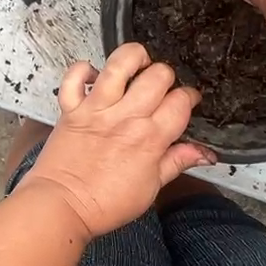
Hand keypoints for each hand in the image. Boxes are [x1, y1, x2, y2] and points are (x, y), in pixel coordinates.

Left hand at [18, 42, 215, 237]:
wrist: (62, 207)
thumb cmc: (103, 204)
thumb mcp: (151, 188)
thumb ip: (177, 163)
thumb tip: (204, 154)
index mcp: (150, 139)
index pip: (181, 103)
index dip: (189, 98)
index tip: (187, 102)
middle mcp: (125, 118)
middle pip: (158, 75)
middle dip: (166, 77)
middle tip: (161, 89)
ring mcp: (97, 110)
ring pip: (121, 63)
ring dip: (134, 58)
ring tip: (137, 66)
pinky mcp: (71, 108)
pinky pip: (75, 75)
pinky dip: (84, 69)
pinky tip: (95, 77)